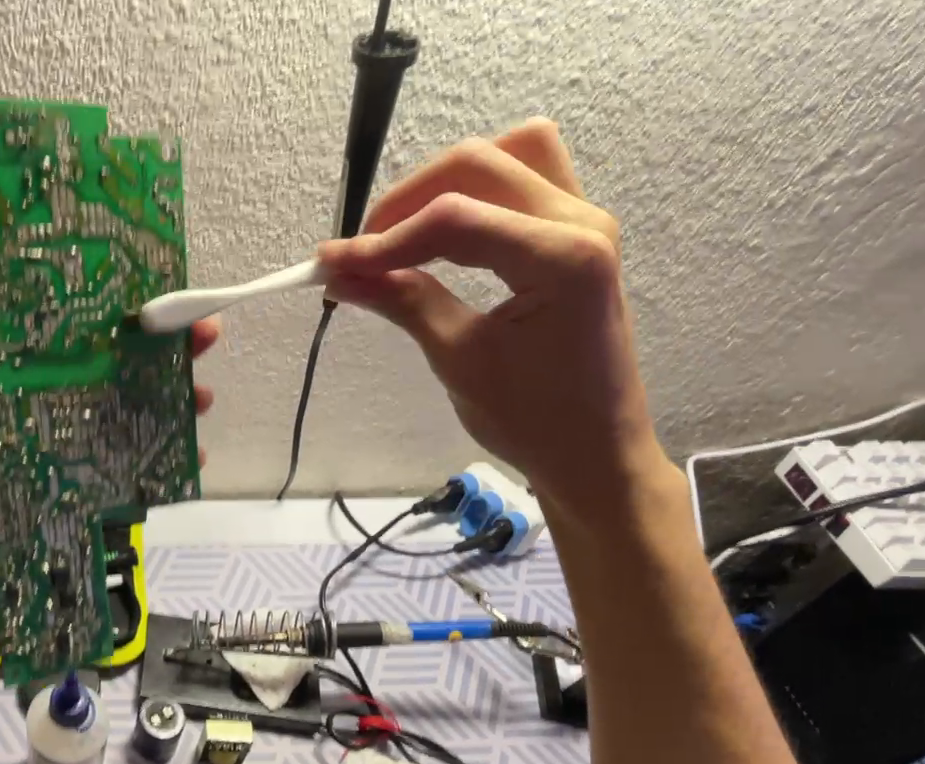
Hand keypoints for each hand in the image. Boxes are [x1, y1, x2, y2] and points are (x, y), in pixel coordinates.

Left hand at [0, 251, 219, 629]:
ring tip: (205, 397)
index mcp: (1, 382)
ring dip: (169, 401)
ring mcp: (62, 455)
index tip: (149, 281)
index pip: (59, 327)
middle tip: (204, 335)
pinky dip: (161, 460)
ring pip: (125, 416)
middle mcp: (37, 411)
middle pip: (106, 367)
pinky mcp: (79, 496)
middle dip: (157, 349)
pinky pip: (127, 470)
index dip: (104, 301)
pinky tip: (193, 457)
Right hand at [316, 119, 665, 513]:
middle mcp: (582, 221)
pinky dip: (478, 189)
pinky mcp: (578, 231)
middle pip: (481, 164)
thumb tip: (341, 274)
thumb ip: (403, 301)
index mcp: (561, 259)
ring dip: (447, 182)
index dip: (383, 239)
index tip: (330, 264)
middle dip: (408, 201)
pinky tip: (446, 229)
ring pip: (511, 152)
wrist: (593, 450)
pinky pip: (527, 176)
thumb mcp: (457, 359)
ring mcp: (586, 219)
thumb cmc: (531, 418)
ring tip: (403, 233)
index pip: (454, 219)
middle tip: (363, 252)